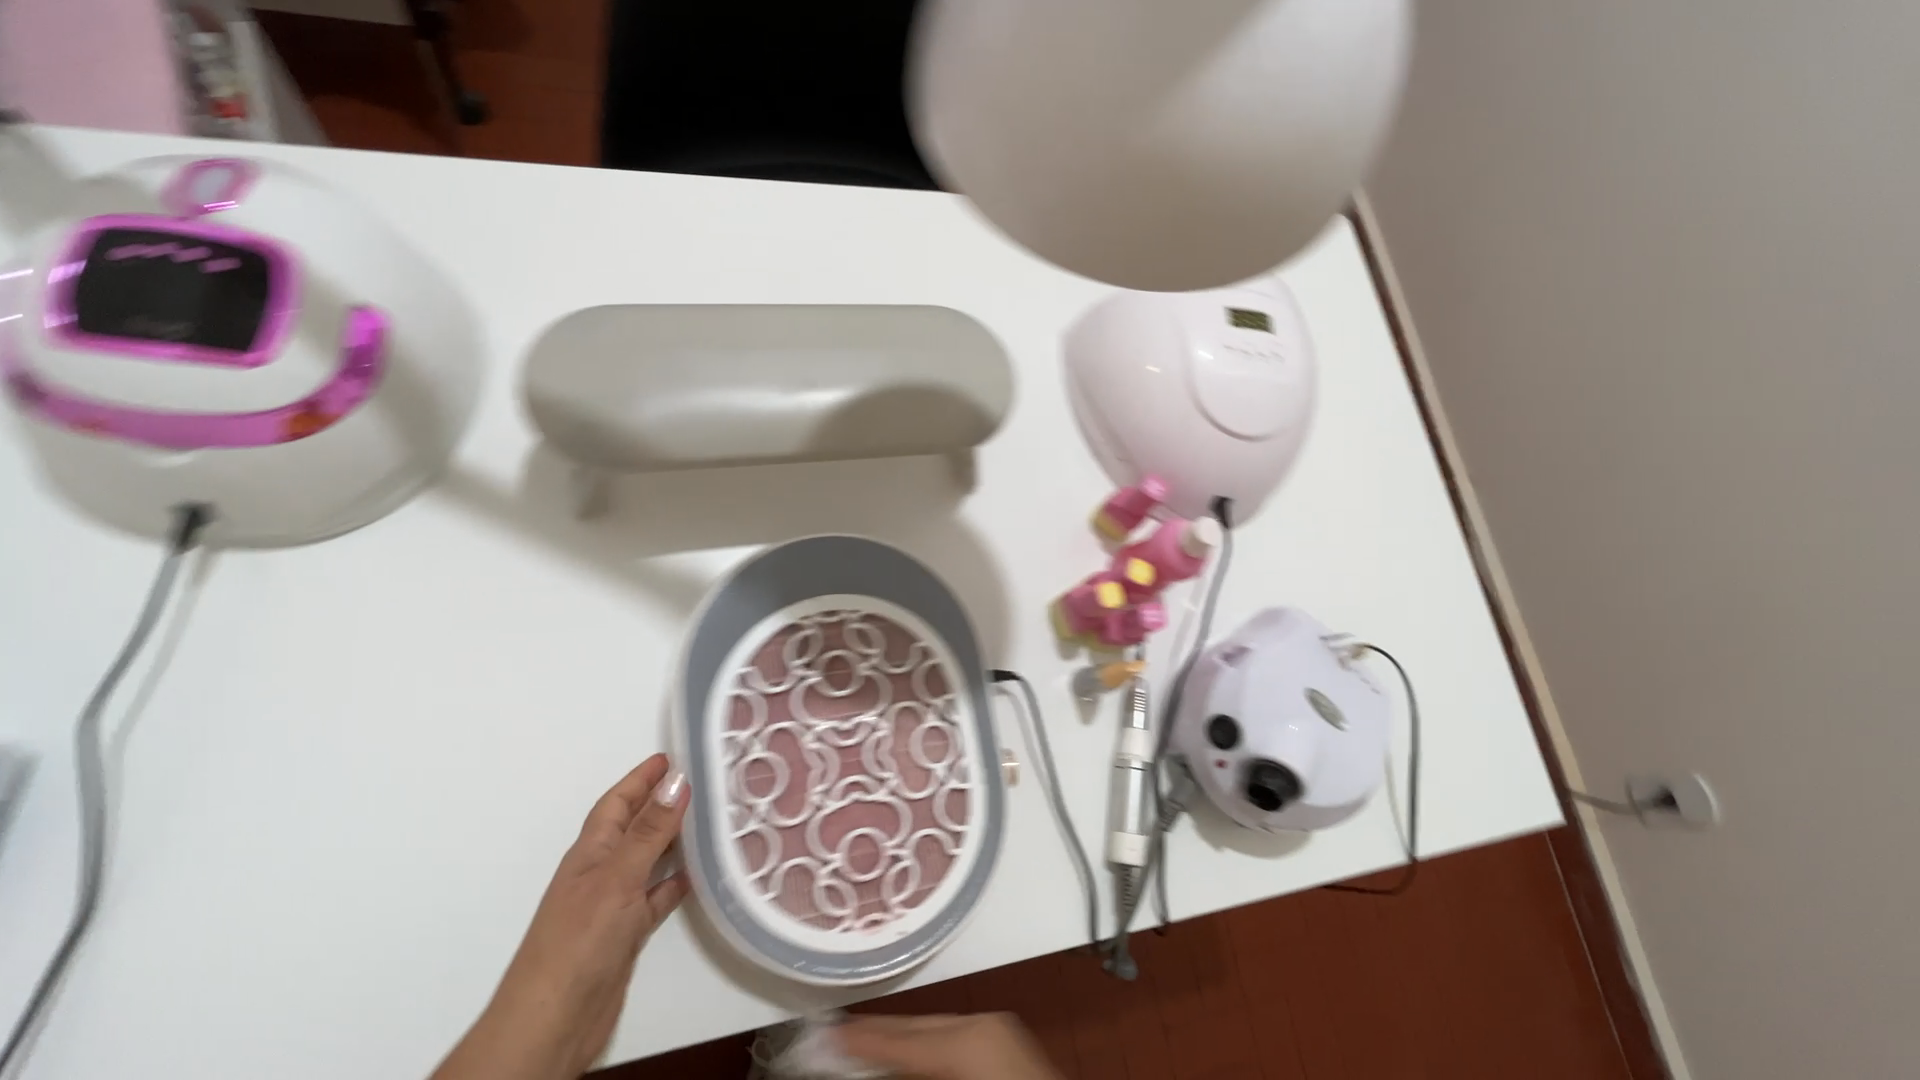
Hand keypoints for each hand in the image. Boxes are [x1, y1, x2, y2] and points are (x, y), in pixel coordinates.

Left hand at [432, 755, 689, 1079]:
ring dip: (674, 839)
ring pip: (649, 859)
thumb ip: (650, 832)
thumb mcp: (617, 879)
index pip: (617, 804)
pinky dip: (677, 882)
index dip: (641, 779)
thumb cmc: (578, 943)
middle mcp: (601, 872)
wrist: (552, 1023)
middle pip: (634, 827)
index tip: (671, 757)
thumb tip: (677, 780)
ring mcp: (614, 904)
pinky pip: (658, 896)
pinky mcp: (627, 934)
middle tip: (700, 780)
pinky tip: (701, 875)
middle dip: (661, 802)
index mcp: (591, 853)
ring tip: (710, 819)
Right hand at [836, 1013, 1063, 1079]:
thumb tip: (854, 1060)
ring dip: (892, 1042)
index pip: (894, 1037)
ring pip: (928, 1031)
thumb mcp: (945, 1076)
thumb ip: (898, 1067)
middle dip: (868, 1036)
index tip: (814, 1040)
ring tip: (855, 1044)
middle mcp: (984, 1023)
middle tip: (827, 1041)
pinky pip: (949, 1038)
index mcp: (971, 1037)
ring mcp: (998, 1030)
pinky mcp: (1004, 1043)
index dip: (851, 1040)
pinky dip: (920, 1047)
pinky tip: (900, 1056)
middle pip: (910, 1027)